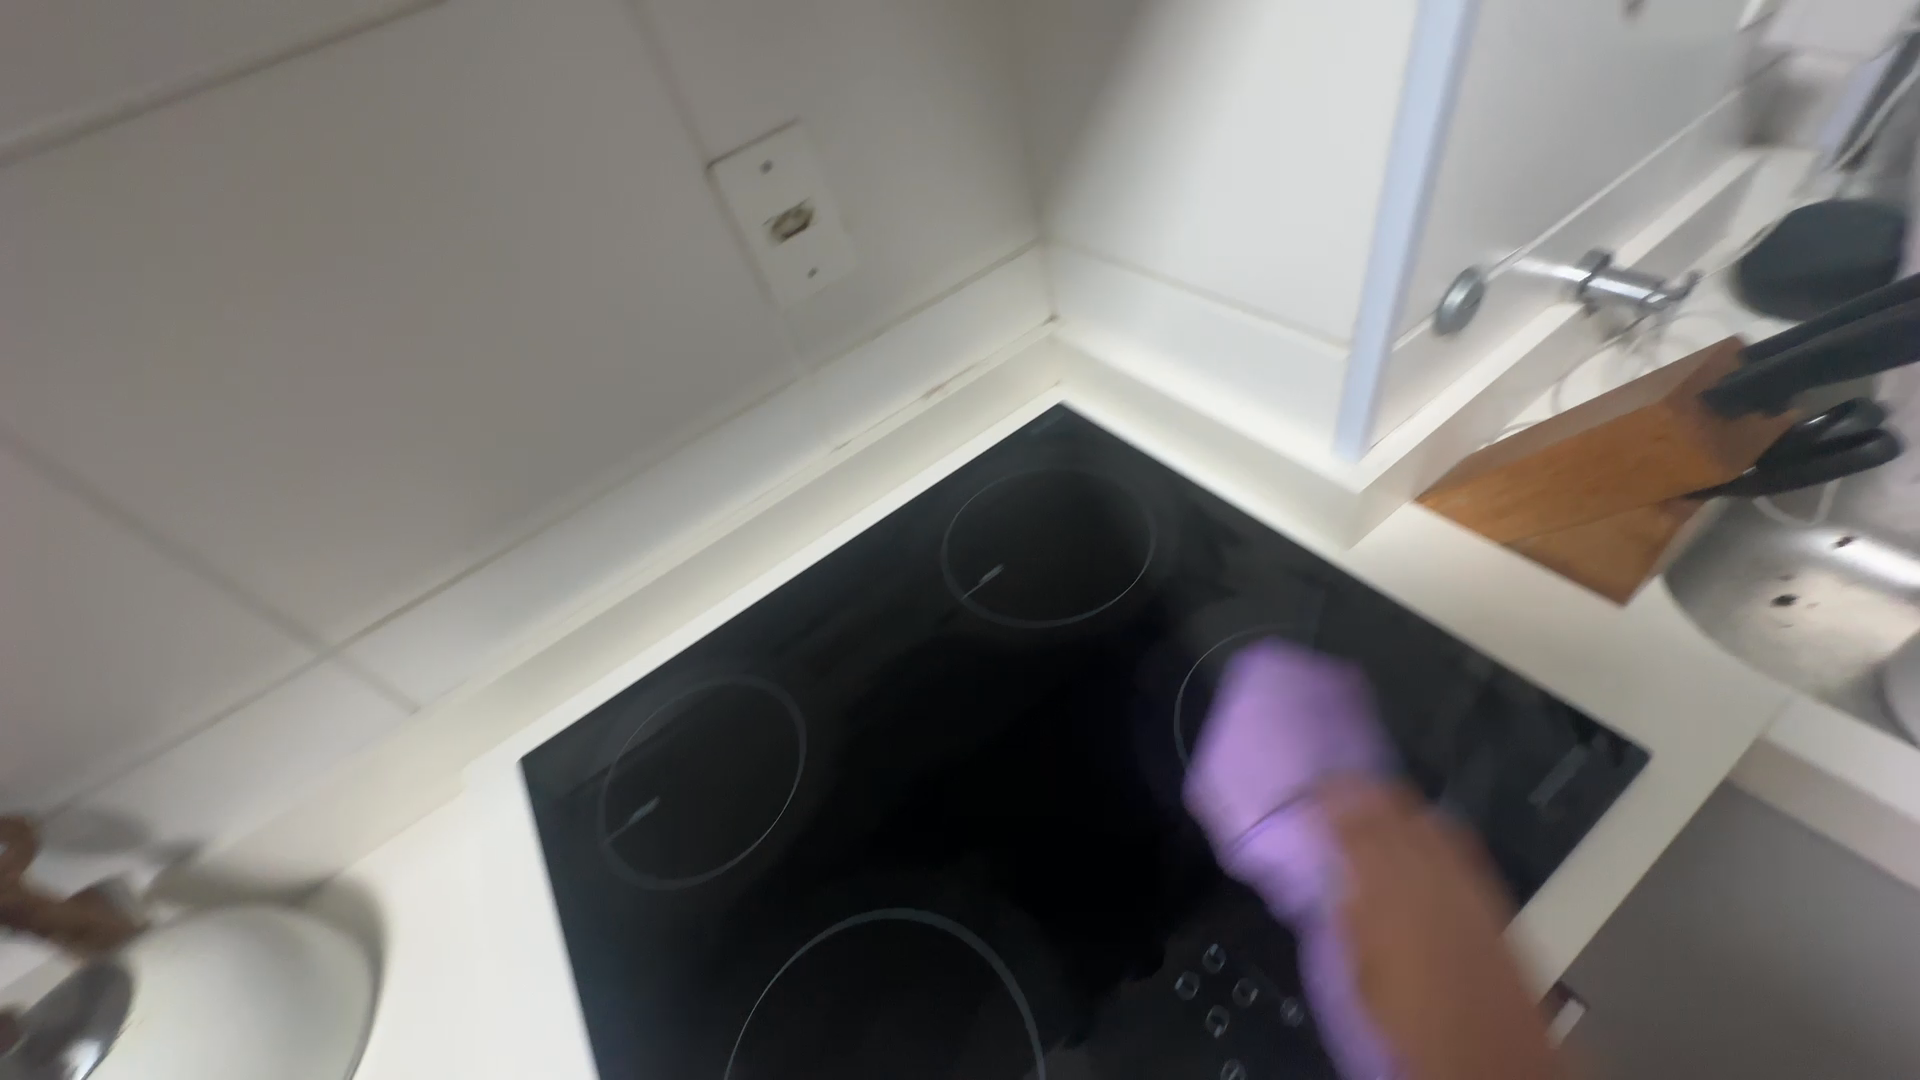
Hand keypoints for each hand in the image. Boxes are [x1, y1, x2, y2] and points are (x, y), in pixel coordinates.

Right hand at [1324, 780, 1561, 1079]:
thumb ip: (1346, 915)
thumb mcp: (1357, 970)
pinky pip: (1462, 842)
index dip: (1328, 802)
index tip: (1312, 791)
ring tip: (1376, 791)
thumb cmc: (1411, 1018)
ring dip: (1397, 801)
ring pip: (1425, 819)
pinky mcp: (1490, 897)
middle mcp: (1424, 877)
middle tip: (1339, 783)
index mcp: (1381, 892)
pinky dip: (1436, 823)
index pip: (1350, 827)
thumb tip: (1336, 882)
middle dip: (1361, 791)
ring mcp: (1461, 884)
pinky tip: (1428, 820)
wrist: (1492, 1057)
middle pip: (1390, 812)